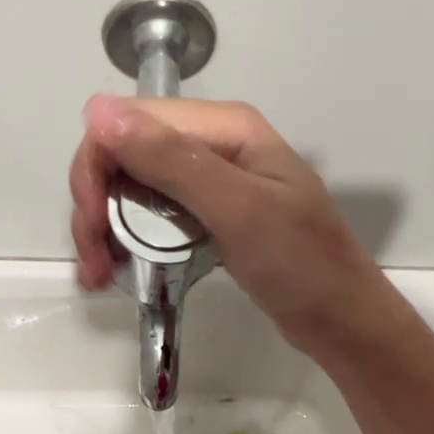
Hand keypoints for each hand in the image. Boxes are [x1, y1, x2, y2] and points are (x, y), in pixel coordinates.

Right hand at [69, 95, 390, 349]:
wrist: (341, 320)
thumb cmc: (302, 266)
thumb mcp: (238, 212)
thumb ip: (172, 162)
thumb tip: (100, 113)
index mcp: (224, 129)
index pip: (129, 124)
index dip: (97, 170)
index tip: (92, 230)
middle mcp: (213, 146)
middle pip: (125, 155)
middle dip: (96, 207)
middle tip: (94, 266)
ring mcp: (210, 184)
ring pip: (133, 189)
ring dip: (106, 229)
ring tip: (101, 276)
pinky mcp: (208, 218)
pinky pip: (153, 218)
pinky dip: (130, 242)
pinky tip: (119, 270)